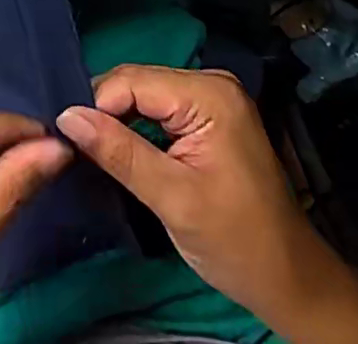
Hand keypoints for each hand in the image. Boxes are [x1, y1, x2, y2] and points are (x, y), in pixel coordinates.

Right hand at [57, 65, 357, 343]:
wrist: (289, 277)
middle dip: (104, 111)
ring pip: (143, 94)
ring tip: (92, 150)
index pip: (131, 81)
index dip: (96, 106)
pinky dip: (136, 125)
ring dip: (117, 119)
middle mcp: (211, 82)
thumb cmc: (236, 241)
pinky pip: (158, 107)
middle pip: (136, 82)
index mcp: (209, 94)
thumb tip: (68, 117)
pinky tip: (120, 148)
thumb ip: (119, 152)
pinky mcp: (208, 114)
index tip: (69, 141)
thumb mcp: (173, 198)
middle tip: (75, 148)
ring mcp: (211, 96)